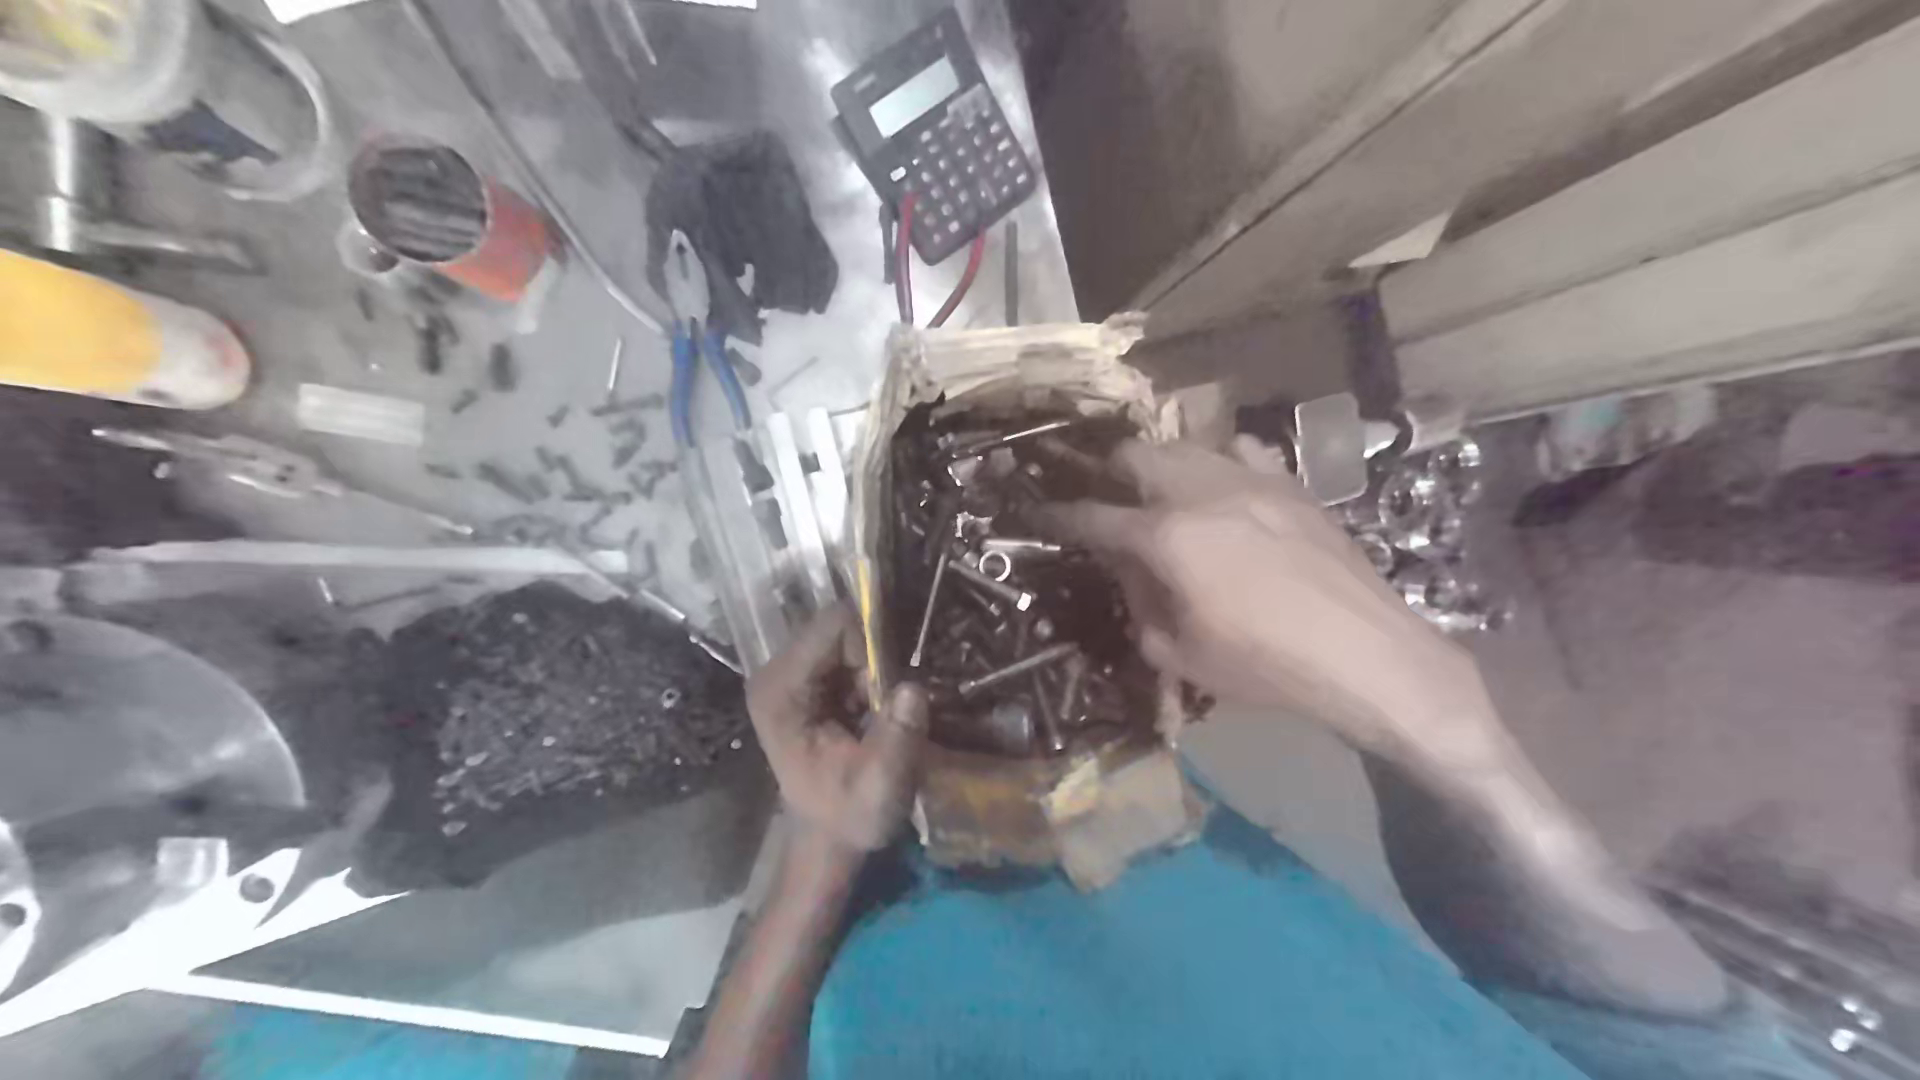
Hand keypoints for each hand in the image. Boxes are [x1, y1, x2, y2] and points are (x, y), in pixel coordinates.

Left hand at [746, 606, 928, 855]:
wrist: (828, 836)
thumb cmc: (848, 813)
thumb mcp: (881, 787)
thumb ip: (897, 738)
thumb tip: (913, 689)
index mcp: (780, 689)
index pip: (834, 626)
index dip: (870, 648)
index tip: (883, 692)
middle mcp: (777, 671)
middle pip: (839, 625)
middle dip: (873, 659)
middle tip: (881, 705)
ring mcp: (789, 672)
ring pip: (848, 636)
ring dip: (873, 669)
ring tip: (874, 713)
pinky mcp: (806, 679)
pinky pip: (848, 651)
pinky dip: (869, 675)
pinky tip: (868, 711)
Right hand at [1046, 440, 1501, 771]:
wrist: (1368, 655)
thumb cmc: (1263, 666)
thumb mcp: (1176, 652)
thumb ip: (1138, 600)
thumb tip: (1127, 565)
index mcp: (1165, 538)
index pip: (1092, 517)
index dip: (1056, 515)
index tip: (1036, 512)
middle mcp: (1200, 493)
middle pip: (1134, 454)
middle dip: (1105, 470)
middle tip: (1101, 494)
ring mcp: (1250, 481)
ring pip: (1186, 443)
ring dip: (1158, 463)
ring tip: (1157, 490)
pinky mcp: (1289, 485)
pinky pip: (1243, 451)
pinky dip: (1219, 462)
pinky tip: (1222, 486)